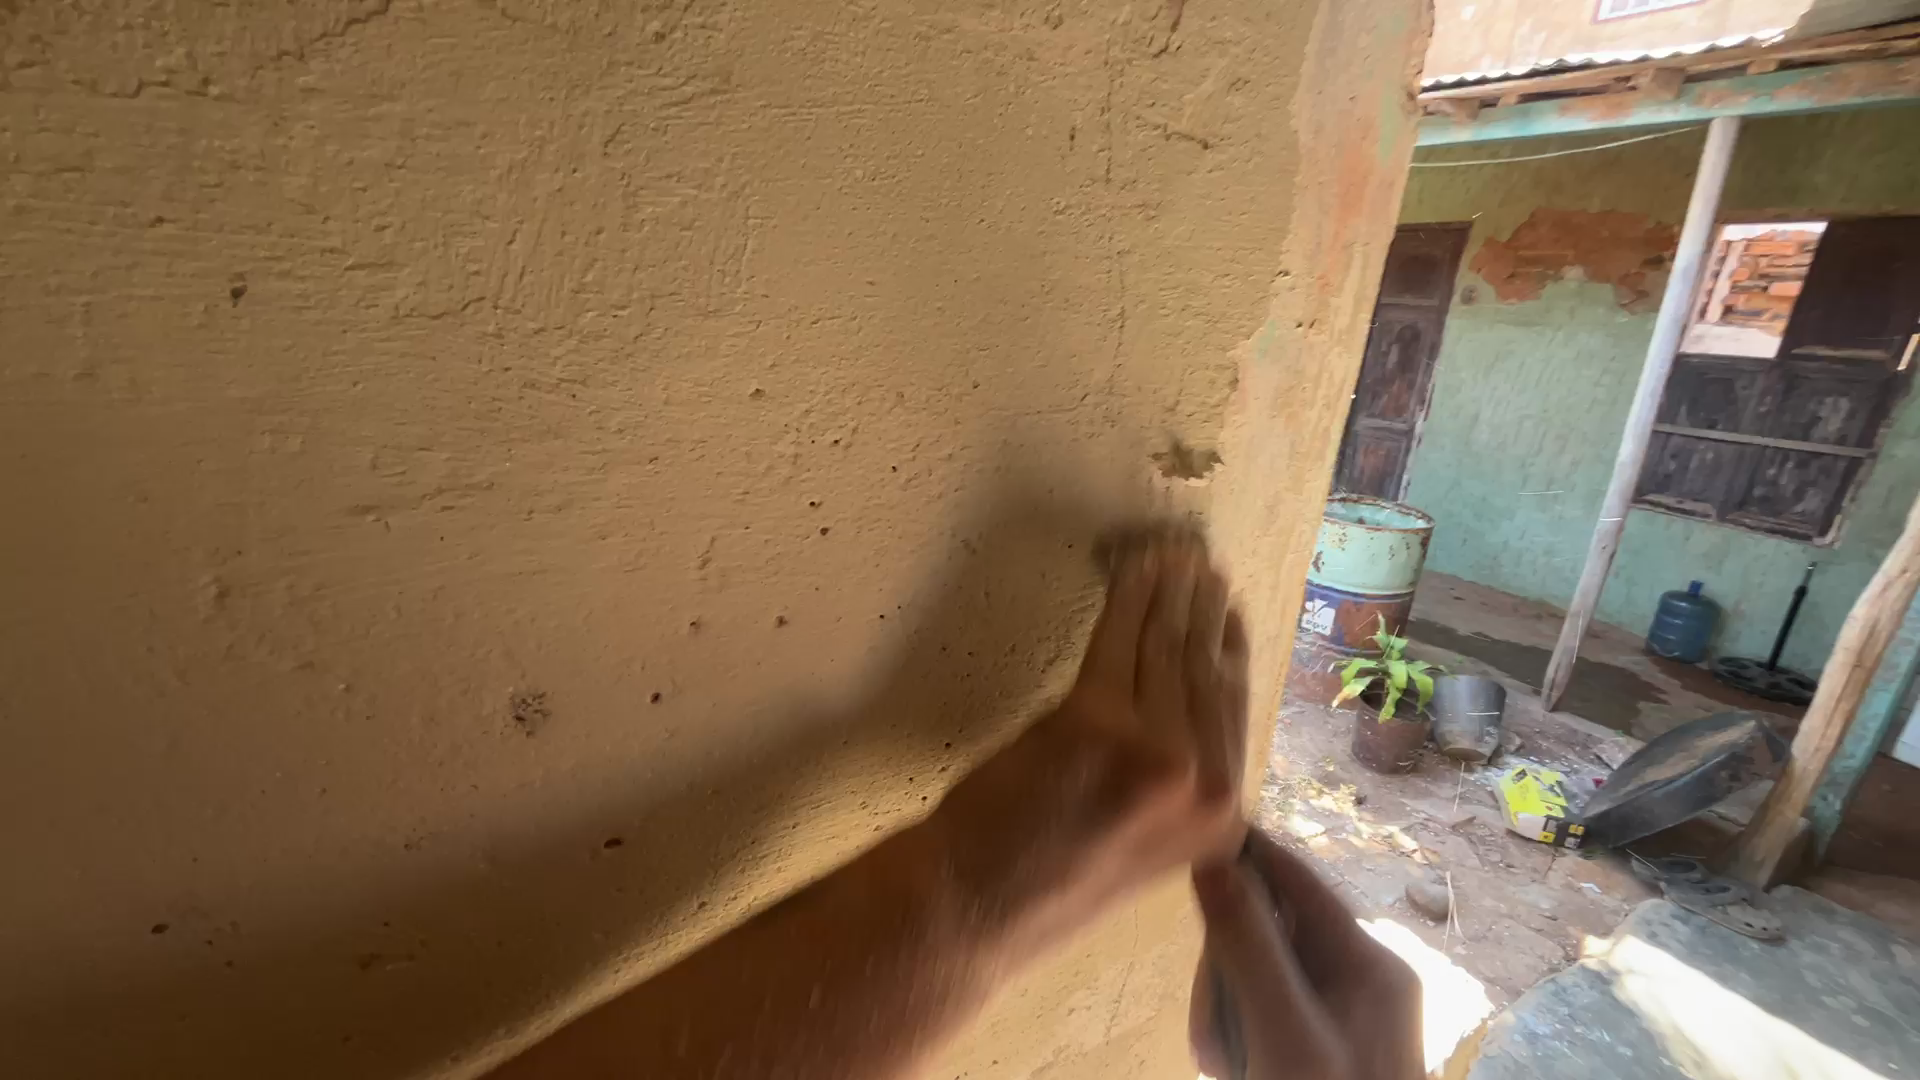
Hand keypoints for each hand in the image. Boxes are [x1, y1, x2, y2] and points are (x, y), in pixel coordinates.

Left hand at [933, 534, 1250, 952]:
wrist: (978, 904)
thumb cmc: (1049, 872)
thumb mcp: (1142, 837)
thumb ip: (1175, 777)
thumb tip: (1183, 705)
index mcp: (1222, 817)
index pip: (1236, 709)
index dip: (1232, 649)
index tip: (1229, 608)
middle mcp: (1206, 782)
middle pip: (1207, 669)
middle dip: (1203, 606)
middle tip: (1202, 563)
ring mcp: (1155, 750)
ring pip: (1167, 646)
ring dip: (1168, 590)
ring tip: (1172, 553)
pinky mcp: (1097, 719)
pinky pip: (1119, 638)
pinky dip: (1128, 596)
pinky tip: (1134, 567)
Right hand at [1189, 830, 1422, 1079]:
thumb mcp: (1282, 1033)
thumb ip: (1246, 943)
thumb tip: (1209, 856)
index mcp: (1369, 961)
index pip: (1293, 874)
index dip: (1242, 854)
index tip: (1187, 847)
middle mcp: (1358, 974)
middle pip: (1266, 924)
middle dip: (1225, 966)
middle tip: (1210, 1027)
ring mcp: (1339, 1008)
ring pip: (1255, 965)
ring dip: (1224, 1004)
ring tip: (1216, 1061)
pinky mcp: (1319, 1035)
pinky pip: (1261, 1002)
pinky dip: (1236, 1026)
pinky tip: (1228, 1065)